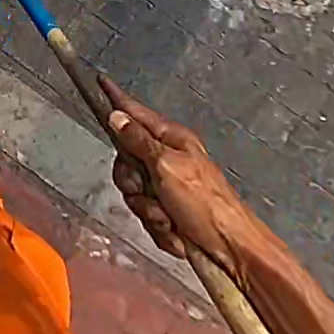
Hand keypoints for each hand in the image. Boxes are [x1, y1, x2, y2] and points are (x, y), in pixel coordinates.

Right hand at [100, 76, 250, 274]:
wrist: (233, 253)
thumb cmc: (206, 204)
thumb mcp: (166, 166)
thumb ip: (137, 142)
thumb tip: (116, 116)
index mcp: (170, 139)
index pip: (135, 112)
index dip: (116, 98)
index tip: (100, 80)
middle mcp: (167, 159)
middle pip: (126, 159)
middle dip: (132, 182)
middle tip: (143, 189)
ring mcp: (168, 188)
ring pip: (134, 192)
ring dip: (148, 210)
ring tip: (168, 218)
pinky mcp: (170, 214)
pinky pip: (146, 216)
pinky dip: (159, 229)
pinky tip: (176, 234)